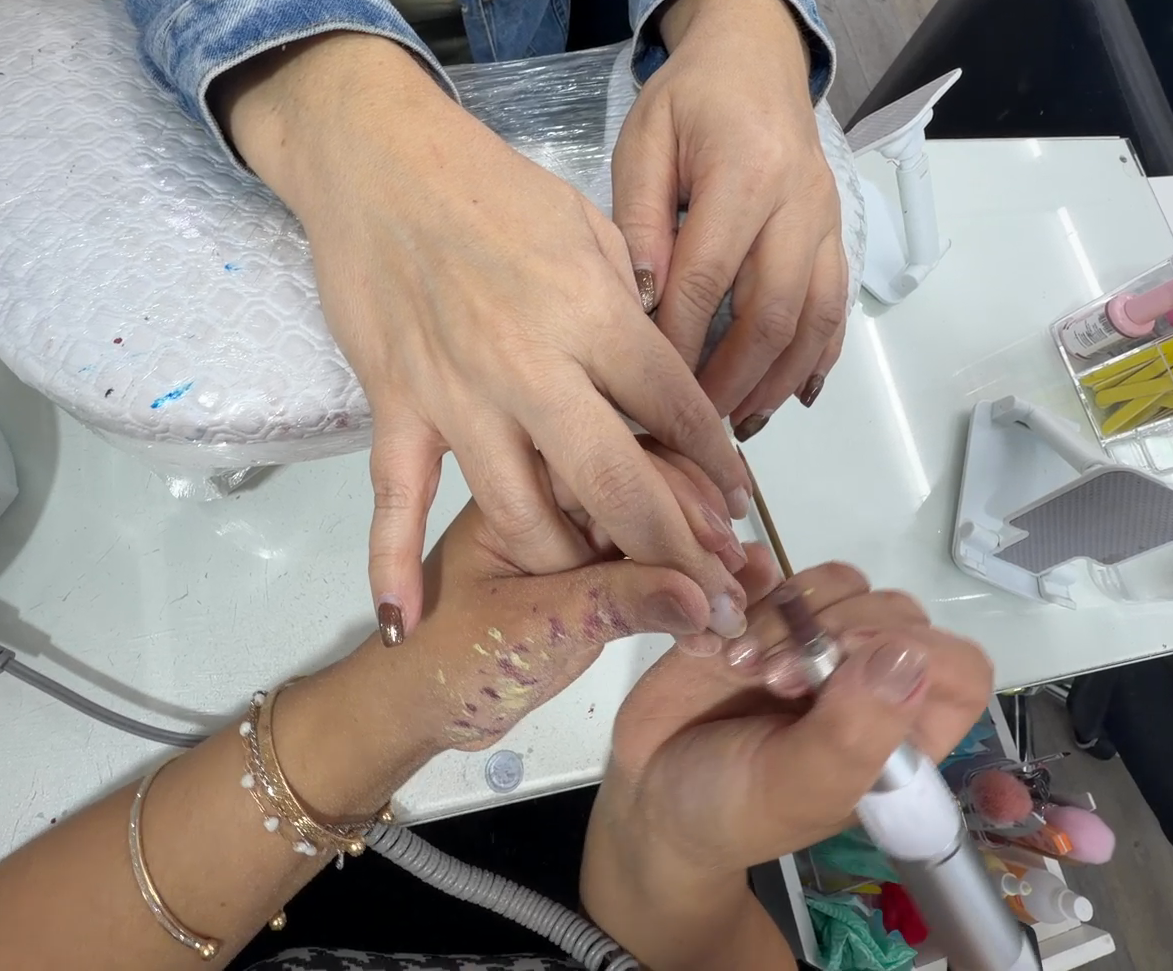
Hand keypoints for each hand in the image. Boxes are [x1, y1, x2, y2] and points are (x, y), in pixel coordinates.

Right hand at [215, 33, 752, 643]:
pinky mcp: (396, 407)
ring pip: (519, 510)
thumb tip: (658, 364)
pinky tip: (400, 623)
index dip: (716, 463)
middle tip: (706, 590)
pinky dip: (390, 564)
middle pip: (614, 479)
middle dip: (671, 544)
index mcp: (590, 312)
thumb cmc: (493, 188)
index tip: (738, 505)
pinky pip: (393, 497)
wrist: (380, 163)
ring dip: (568, 563)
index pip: (674, 406)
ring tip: (603, 586)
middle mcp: (531, 365)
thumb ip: (627, 303)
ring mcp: (457, 395)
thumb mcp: (587, 227)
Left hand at [376, 471, 782, 754]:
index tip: (717, 554)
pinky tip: (730, 588)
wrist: (421, 702)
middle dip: (697, 523)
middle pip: (642, 483)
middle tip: (739, 568)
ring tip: (750, 576)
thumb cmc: (450, 659)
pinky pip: (650, 558)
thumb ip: (611, 605)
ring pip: (653, 518)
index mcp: (521, 486)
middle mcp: (554, 496)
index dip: (672, 507)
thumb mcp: (529, 629)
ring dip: (702, 546)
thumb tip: (704, 598)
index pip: (609, 470)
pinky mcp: (594, 566)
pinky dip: (689, 574)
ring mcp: (576, 530)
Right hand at [581, 565, 990, 968]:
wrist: (649, 786)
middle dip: (830, 632)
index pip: (953, 667)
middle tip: (770, 678)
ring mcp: (809, 638)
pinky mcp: (757, 611)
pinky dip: (743, 584)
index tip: (842, 659)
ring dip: (782, 614)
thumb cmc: (732, 806)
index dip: (911, 649)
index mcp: (897, 729)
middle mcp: (863, 677)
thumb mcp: (798, 787)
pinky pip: (770, 570)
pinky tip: (714, 630)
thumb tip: (906, 655)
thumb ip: (854, 731)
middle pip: (892, 611)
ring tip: (734, 661)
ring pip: (835, 583)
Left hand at [613, 0, 847, 440]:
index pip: (707, 277)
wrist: (757, 59)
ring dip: (778, 380)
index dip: (680, 342)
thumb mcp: (645, 144)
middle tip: (696, 426)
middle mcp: (799, 204)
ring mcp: (827, 223)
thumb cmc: (689, 100)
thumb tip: (645, 302)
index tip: (651, 390)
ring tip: (740, 424)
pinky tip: (795, 395)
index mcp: (745, 175)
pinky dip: (818, 357)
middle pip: (770, 312)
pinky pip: (836, 306)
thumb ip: (641, 219)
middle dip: (732, 378)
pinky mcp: (837, 236)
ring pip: (812, 319)